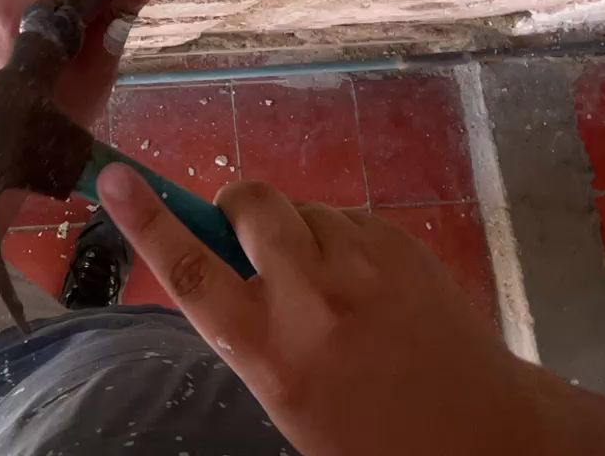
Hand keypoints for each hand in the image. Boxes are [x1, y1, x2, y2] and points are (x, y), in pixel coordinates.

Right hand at [96, 167, 542, 455]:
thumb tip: (225, 263)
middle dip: (240, 210)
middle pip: (248, 204)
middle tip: (254, 241)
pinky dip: (338, 239)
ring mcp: (359, 259)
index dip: (146, 221)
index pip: (190, 272)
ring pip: (298, 209)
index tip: (115, 176)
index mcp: (272, 349)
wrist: (489, 435)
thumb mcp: (287, 397)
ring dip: (296, 232)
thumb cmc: (370, 435)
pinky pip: (341, 216)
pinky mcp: (394, 238)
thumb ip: (249, 327)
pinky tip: (368, 284)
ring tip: (331, 283)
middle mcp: (310, 294)